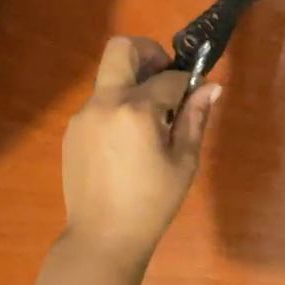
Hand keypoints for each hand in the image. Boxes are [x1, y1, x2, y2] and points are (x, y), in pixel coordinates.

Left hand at [60, 36, 220, 264]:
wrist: (103, 236)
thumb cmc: (152, 203)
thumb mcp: (183, 162)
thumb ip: (195, 118)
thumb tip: (211, 87)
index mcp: (136, 110)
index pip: (169, 78)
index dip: (189, 82)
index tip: (197, 93)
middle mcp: (105, 103)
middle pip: (122, 49)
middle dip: (149, 52)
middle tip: (165, 77)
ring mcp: (84, 115)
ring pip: (109, 77)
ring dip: (133, 83)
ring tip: (151, 121)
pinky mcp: (73, 130)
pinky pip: (99, 104)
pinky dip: (118, 107)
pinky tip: (129, 142)